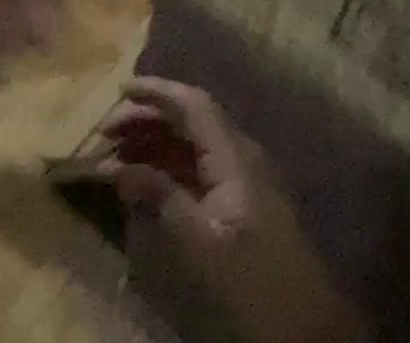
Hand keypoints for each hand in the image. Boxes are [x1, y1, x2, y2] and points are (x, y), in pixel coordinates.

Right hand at [96, 78, 365, 342]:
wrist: (303, 322)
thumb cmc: (251, 280)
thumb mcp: (199, 242)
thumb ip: (159, 198)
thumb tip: (115, 168)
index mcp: (234, 156)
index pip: (194, 104)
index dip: (157, 91)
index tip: (119, 89)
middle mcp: (240, 156)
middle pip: (191, 120)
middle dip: (148, 118)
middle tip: (105, 133)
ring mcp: (242, 178)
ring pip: (193, 143)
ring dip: (155, 142)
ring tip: (115, 156)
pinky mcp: (239, 201)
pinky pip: (199, 167)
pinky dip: (168, 166)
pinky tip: (143, 181)